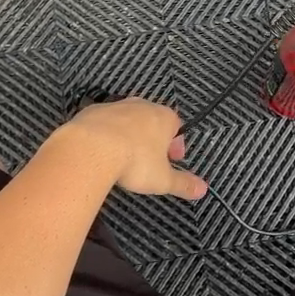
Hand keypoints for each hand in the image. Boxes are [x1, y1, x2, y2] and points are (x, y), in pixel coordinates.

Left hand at [50, 97, 207, 199]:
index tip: (172, 160)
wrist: (91, 148)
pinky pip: (104, 122)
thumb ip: (183, 184)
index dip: (175, 144)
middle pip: (152, 120)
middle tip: (150, 159)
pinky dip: (106, 134)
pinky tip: (101, 151)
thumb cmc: (135, 162)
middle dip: (153, 138)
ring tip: (124, 157)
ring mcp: (116, 106)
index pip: (177, 126)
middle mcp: (142, 105)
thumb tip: (203, 189)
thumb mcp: (162, 180)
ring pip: (127, 119)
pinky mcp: (92, 110)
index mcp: (164, 117)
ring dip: (129, 134)